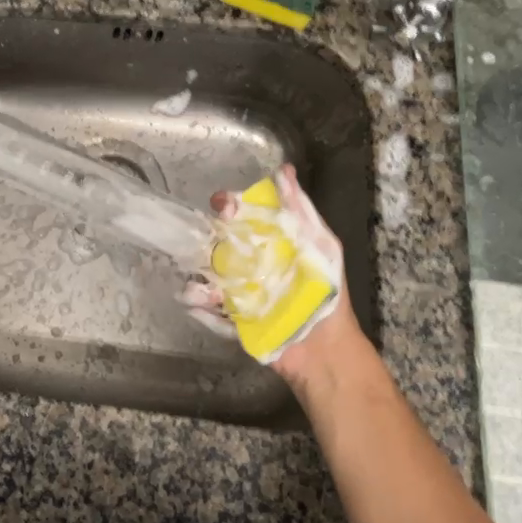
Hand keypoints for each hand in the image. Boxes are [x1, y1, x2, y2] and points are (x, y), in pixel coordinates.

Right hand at [182, 164, 371, 393]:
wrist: (323, 350)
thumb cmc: (326, 294)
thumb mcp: (322, 246)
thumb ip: (302, 212)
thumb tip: (283, 172)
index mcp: (274, 243)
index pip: (245, 217)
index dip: (231, 206)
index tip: (221, 203)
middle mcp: (254, 263)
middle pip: (221, 243)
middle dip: (208, 239)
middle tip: (204, 239)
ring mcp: (242, 290)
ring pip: (210, 274)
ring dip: (200, 274)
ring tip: (199, 282)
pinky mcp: (234, 317)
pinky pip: (209, 306)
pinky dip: (198, 303)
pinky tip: (195, 300)